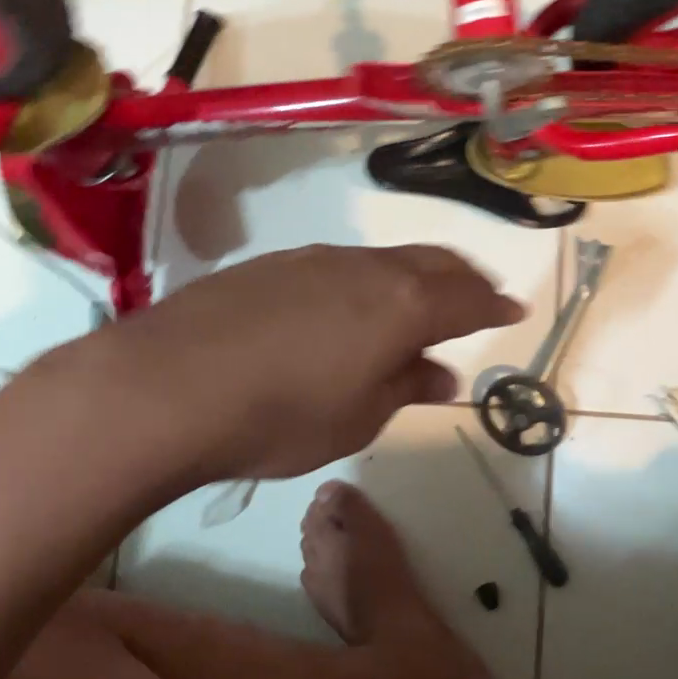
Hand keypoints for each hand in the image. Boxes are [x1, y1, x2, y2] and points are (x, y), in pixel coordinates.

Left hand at [57, 244, 523, 490]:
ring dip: (413, 278)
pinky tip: (347, 310)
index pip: (467, 299)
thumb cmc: (279, 417)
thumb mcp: (357, 418)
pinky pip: (341, 266)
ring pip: (385, 260)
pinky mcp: (273, 264)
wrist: (163, 387)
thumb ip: (405, 387)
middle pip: (433, 263)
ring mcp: (316, 260)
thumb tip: (440, 373)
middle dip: (464, 279)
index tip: (514, 309)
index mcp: (403, 305)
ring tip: (415, 306)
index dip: (495, 305)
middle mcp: (367, 269)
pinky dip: (366, 283)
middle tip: (478, 297)